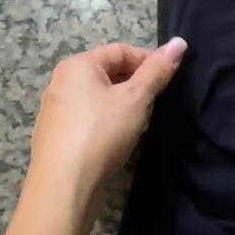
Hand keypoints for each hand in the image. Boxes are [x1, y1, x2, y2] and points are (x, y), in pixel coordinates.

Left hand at [28, 39, 186, 202]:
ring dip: (123, 105)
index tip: (169, 78)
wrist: (62, 191)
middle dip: (135, 85)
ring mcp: (55, 112)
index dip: (149, 60)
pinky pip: (88, 119)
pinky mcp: (56, 138)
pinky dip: (107, 123)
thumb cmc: (100, 134)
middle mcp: (61, 83)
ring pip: (99, 98)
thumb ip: (157, 70)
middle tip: (155, 103)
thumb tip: (179, 42)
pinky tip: (118, 141)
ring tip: (140, 123)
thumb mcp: (136, 99)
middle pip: (108, 73)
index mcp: (77, 65)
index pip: (120, 51)